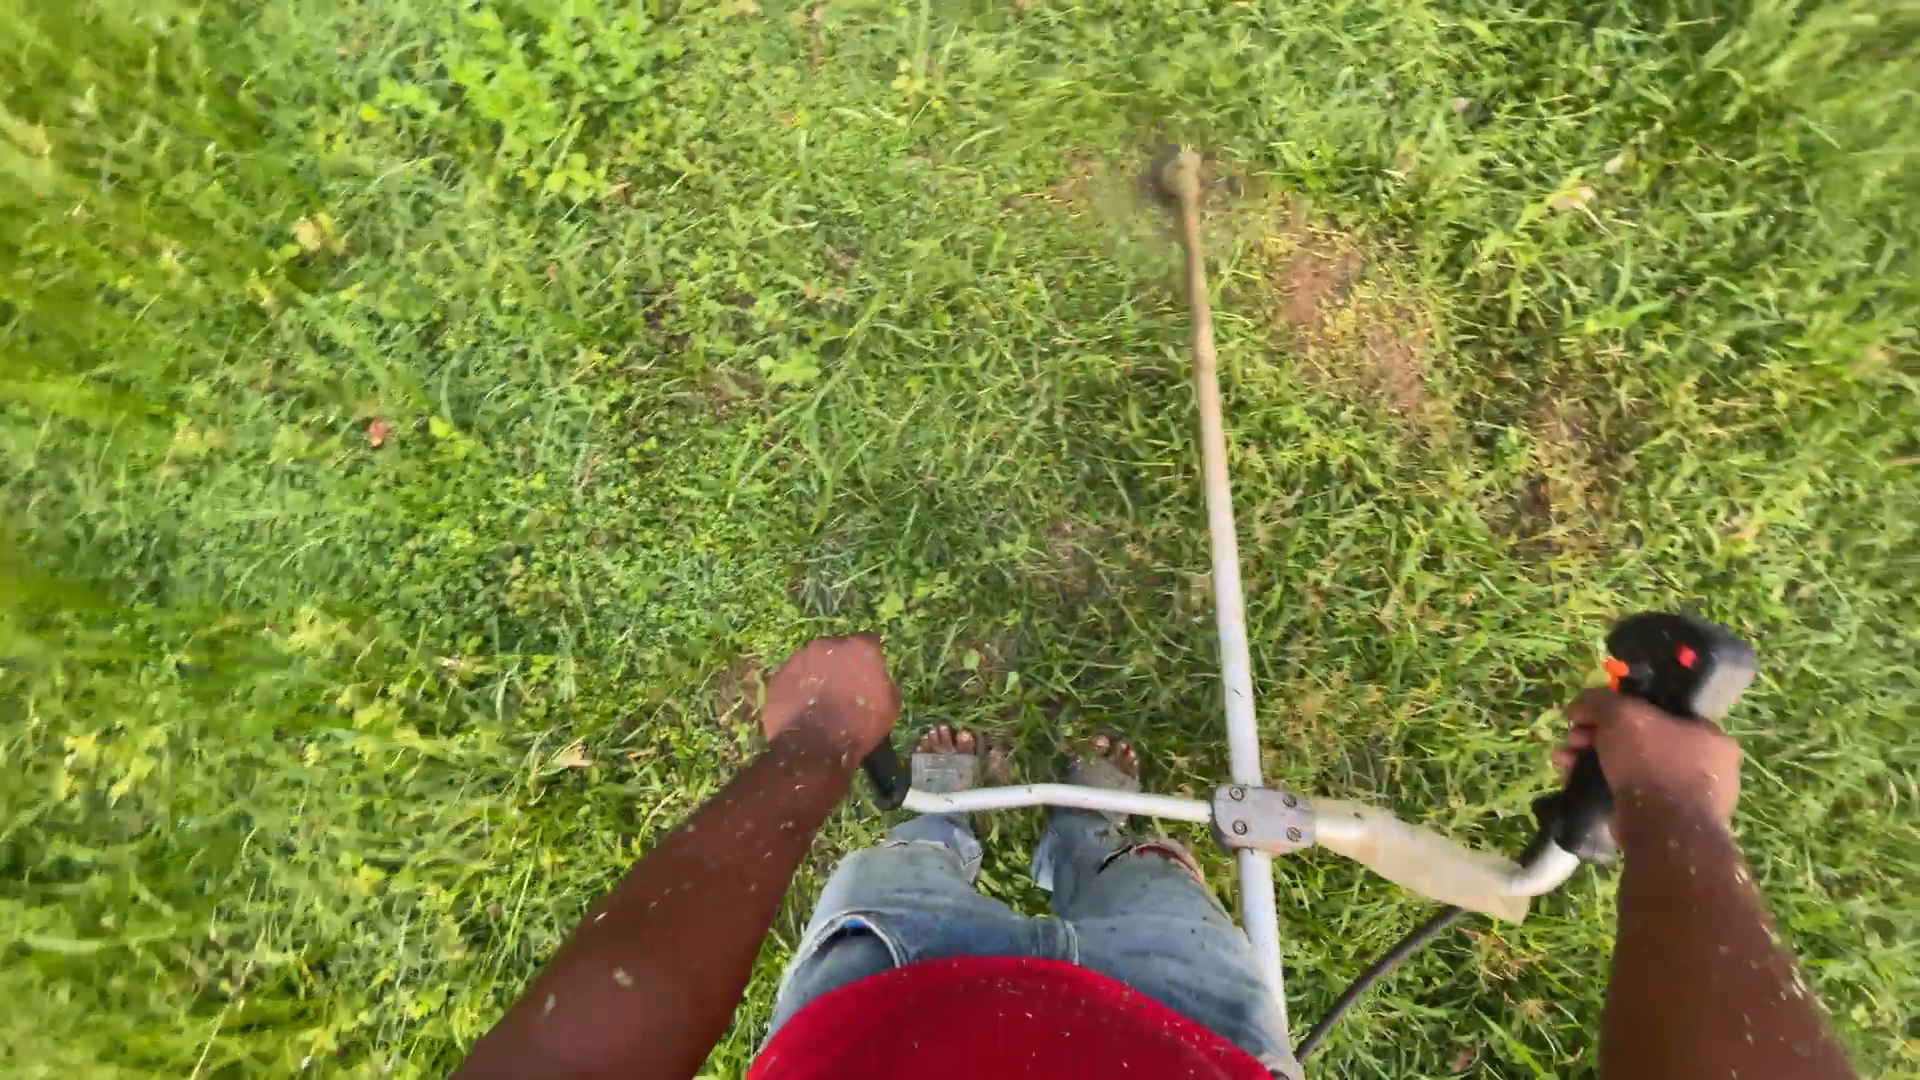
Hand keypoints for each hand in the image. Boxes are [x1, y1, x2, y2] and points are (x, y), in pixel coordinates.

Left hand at [762, 634, 900, 765]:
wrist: (813, 751)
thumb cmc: (859, 728)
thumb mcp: (890, 706)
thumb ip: (884, 683)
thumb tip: (878, 679)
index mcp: (859, 647)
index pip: (869, 641)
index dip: (870, 656)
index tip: (869, 671)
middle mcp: (828, 644)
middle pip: (838, 648)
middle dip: (842, 663)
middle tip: (844, 686)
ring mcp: (800, 658)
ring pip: (814, 660)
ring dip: (819, 673)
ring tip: (821, 698)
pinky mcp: (780, 675)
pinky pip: (795, 676)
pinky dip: (799, 687)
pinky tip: (804, 705)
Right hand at [1554, 688, 1741, 836]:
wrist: (1664, 826)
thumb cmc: (1651, 761)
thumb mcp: (1620, 714)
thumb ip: (1599, 700)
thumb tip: (1581, 707)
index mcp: (1708, 735)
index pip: (1654, 710)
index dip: (1613, 709)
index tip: (1586, 716)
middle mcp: (1704, 762)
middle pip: (1634, 736)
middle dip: (1593, 735)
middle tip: (1572, 740)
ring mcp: (1687, 791)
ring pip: (1625, 762)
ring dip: (1587, 756)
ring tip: (1564, 761)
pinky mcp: (1666, 813)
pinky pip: (1626, 786)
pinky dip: (1598, 779)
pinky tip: (1574, 778)